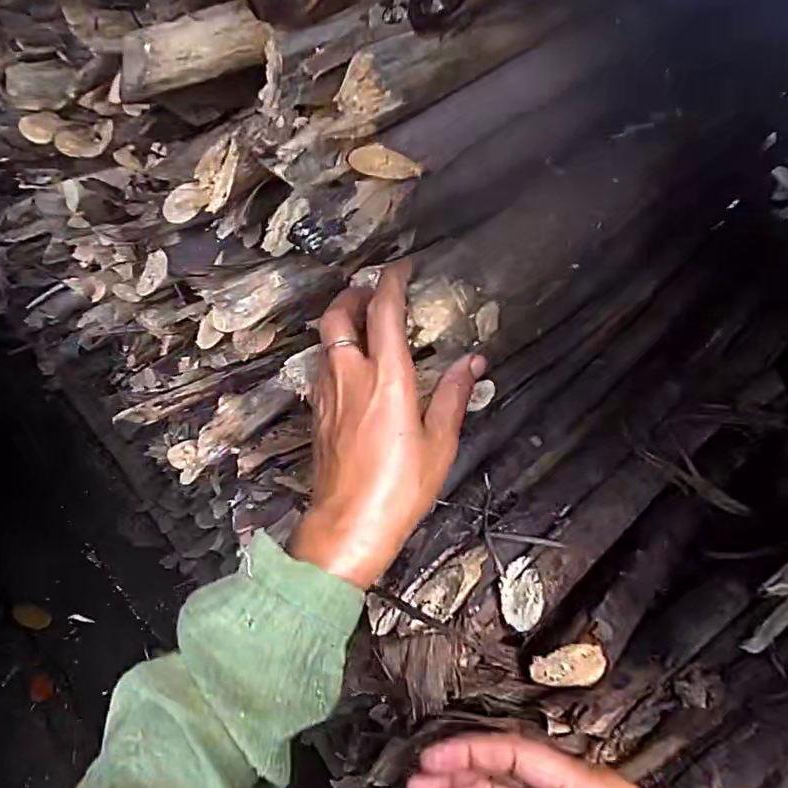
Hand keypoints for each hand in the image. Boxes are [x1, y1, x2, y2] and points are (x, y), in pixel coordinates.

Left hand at [289, 262, 484, 588]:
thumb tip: (472, 361)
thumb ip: (453, 395)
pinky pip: (320, 368)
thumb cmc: (400, 486)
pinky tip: (349, 364)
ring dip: (339, 322)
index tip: (399, 267)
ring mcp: (325, 394)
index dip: (389, 283)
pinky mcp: (315, 412)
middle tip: (371, 290)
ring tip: (362, 322)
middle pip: (336, 317)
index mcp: (387, 379)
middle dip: (351, 295)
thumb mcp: (440, 441)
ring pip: (323, 342)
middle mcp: (348, 378)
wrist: (347, 520)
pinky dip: (333, 352)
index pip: (382, 313)